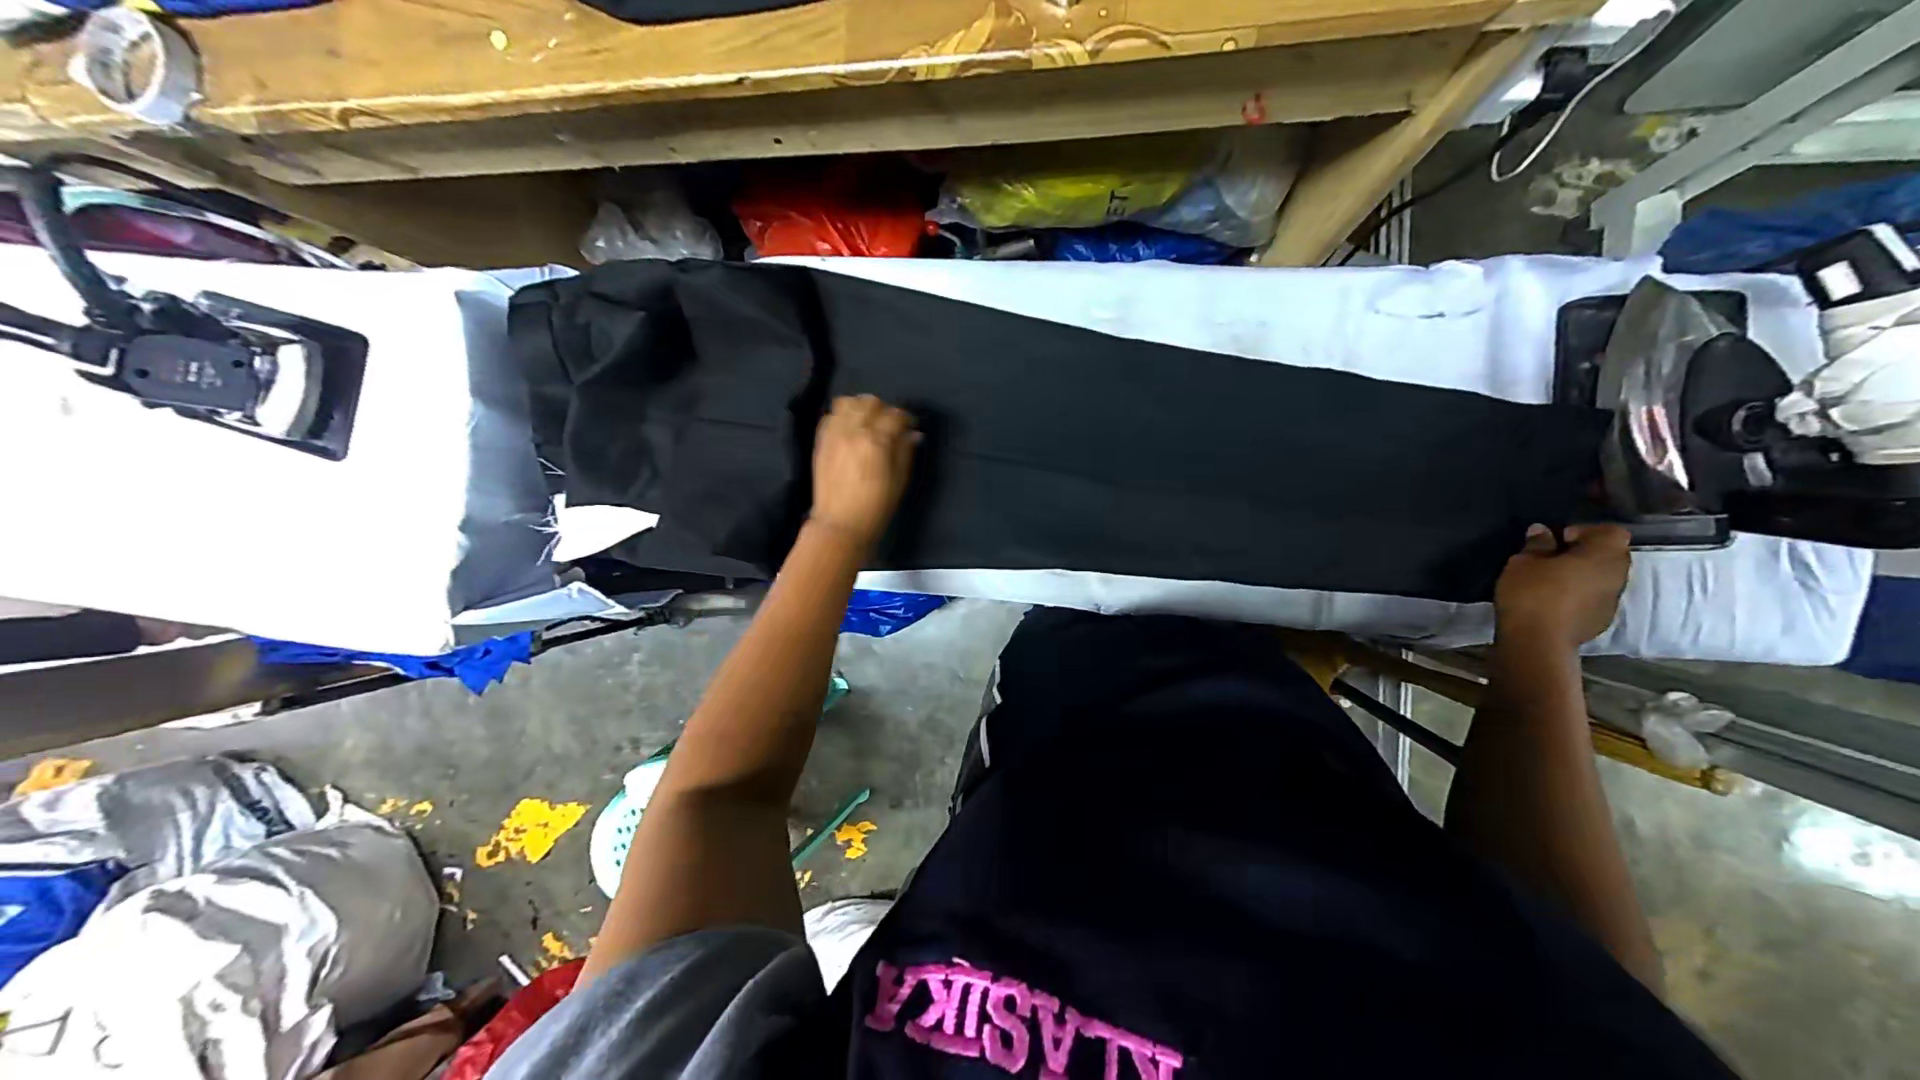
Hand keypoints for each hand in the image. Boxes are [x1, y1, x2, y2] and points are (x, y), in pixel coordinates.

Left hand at [808, 395, 918, 547]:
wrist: (840, 525)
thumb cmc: (876, 507)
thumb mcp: (900, 481)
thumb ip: (906, 452)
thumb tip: (913, 434)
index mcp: (877, 441)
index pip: (895, 415)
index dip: (906, 418)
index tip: (909, 427)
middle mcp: (853, 431)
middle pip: (870, 402)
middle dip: (883, 409)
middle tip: (888, 425)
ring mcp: (834, 434)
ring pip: (847, 403)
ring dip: (860, 408)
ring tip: (866, 423)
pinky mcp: (821, 442)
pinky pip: (830, 416)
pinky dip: (842, 417)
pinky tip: (849, 431)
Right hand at [1493, 523, 1629, 648]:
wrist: (1538, 641)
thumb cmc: (1532, 593)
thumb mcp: (1523, 562)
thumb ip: (1537, 544)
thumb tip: (1543, 531)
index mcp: (1604, 555)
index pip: (1611, 531)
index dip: (1586, 531)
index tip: (1558, 539)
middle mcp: (1618, 574)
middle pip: (1610, 554)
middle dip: (1584, 552)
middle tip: (1551, 557)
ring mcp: (1613, 599)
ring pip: (1603, 577)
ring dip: (1583, 574)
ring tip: (1551, 579)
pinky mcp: (1603, 618)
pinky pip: (1595, 596)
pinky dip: (1580, 593)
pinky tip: (1554, 600)